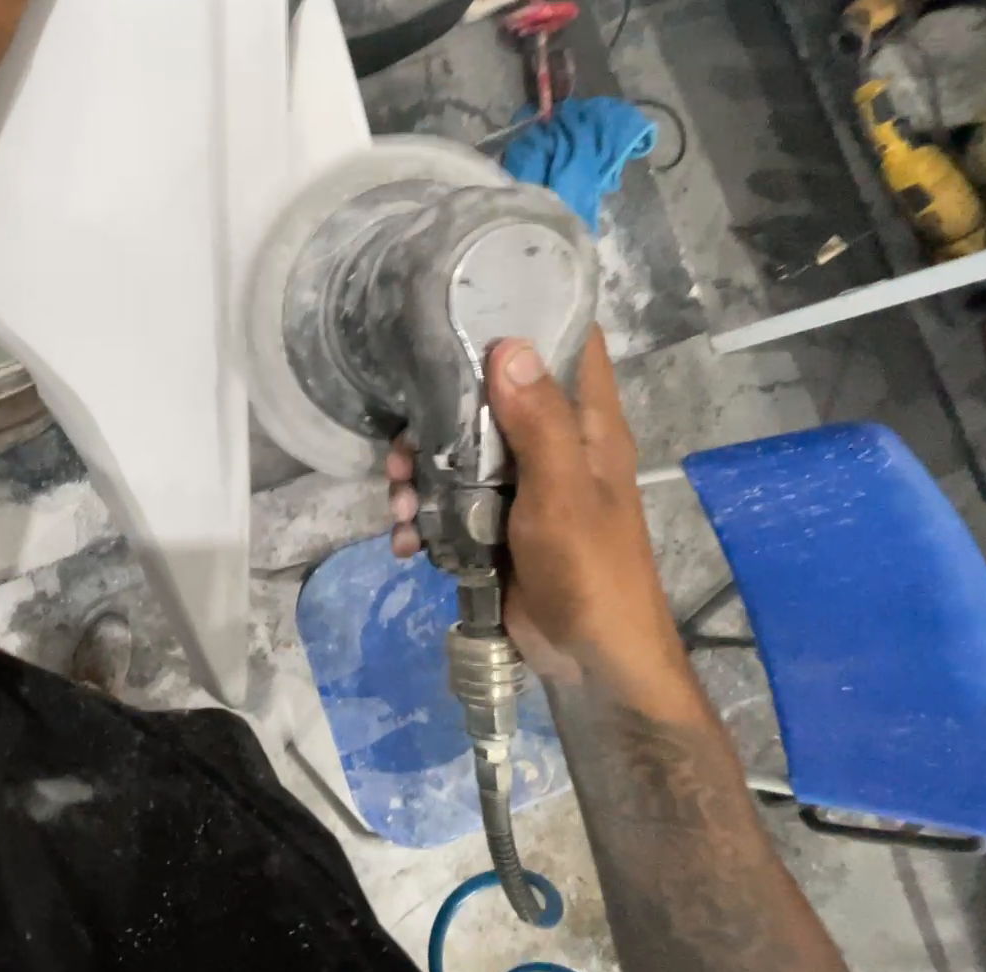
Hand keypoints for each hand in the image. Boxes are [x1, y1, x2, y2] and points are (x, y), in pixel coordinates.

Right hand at [390, 334, 695, 708]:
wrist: (586, 654)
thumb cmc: (590, 567)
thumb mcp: (564, 491)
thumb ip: (540, 423)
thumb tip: (508, 346)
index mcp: (586, 427)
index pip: (570, 348)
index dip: (531, 316)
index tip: (472, 303)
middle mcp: (551, 447)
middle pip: (489, 403)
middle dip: (438, 418)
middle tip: (403, 444)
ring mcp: (517, 487)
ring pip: (456, 455)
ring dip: (417, 476)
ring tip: (395, 504)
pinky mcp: (491, 523)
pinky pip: (446, 503)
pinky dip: (420, 518)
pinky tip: (404, 538)